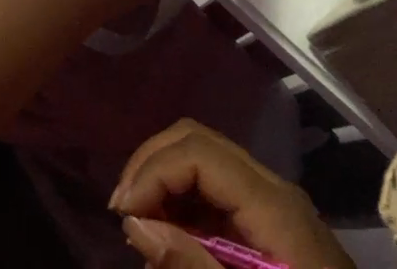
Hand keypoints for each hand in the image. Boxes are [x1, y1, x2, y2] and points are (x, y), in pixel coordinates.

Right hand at [111, 120, 352, 268]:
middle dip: (150, 167)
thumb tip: (134, 224)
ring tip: (143, 230)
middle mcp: (272, 188)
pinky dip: (180, 203)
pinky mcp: (267, 223)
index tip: (123, 215)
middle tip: (124, 214)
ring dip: (162, 183)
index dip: (152, 172)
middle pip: (196, 140)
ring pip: (200, 158)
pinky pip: (212, 189)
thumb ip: (194, 268)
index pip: (198, 152)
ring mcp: (271, 203)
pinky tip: (171, 240)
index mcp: (274, 205)